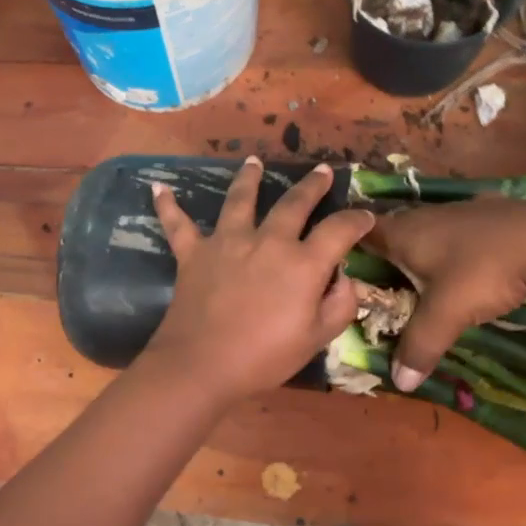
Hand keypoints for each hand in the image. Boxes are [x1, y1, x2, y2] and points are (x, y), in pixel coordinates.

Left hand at [143, 158, 375, 401]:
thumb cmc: (264, 358)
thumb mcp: (316, 339)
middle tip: (323, 171)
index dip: (356, 220)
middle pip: (294, 204)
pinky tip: (159, 189)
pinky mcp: (193, 254)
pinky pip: (178, 224)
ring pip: (240, 200)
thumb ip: (339, 305)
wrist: (202, 364)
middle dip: (312, 186)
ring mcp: (227, 243)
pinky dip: (168, 206)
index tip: (366, 216)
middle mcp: (267, 242)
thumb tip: (346, 279)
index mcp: (303, 263)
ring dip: (249, 178)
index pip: (339, 230)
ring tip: (253, 161)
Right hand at [363, 197, 525, 390]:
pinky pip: (460, 232)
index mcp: (404, 233)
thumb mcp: (446, 315)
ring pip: (429, 231)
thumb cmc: (484, 272)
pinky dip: (456, 248)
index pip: (362, 234)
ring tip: (420, 280)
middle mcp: (426, 215)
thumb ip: (419, 347)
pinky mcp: (493, 213)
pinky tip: (466, 265)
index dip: (348, 250)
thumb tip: (401, 383)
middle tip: (380, 287)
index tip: (343, 272)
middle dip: (385, 257)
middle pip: (394, 233)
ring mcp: (462, 211)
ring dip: (422, 252)